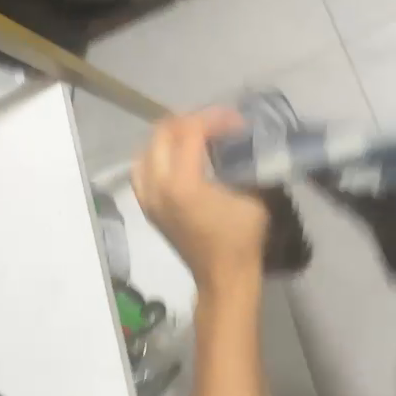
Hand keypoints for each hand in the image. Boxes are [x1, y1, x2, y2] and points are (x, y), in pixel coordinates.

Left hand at [132, 109, 268, 295]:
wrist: (223, 277)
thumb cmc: (242, 237)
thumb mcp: (252, 193)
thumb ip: (243, 161)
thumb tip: (242, 139)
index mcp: (184, 183)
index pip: (190, 130)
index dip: (215, 118)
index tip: (237, 121)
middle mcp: (158, 187)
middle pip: (163, 133)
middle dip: (191, 120)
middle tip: (217, 123)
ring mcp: (148, 198)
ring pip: (146, 149)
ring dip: (171, 136)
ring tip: (196, 136)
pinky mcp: (148, 207)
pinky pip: (142, 169)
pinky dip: (158, 154)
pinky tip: (180, 157)